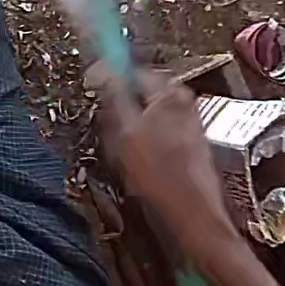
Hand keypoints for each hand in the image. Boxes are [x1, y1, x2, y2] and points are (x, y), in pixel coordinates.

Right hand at [101, 76, 241, 267]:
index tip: (91, 85)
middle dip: (122, 103)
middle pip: (143, 92)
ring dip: (132, 124)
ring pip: (150, 114)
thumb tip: (104, 70)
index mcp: (171, 92)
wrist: (193, 215)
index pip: (133, 70)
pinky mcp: (192, 144)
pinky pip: (160, 131)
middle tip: (104, 122)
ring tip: (119, 146)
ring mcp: (191, 123)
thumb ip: (114, 96)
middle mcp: (185, 102)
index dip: (109, 76)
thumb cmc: (158, 173)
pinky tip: (138, 161)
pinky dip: (146, 139)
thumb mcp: (124, 132)